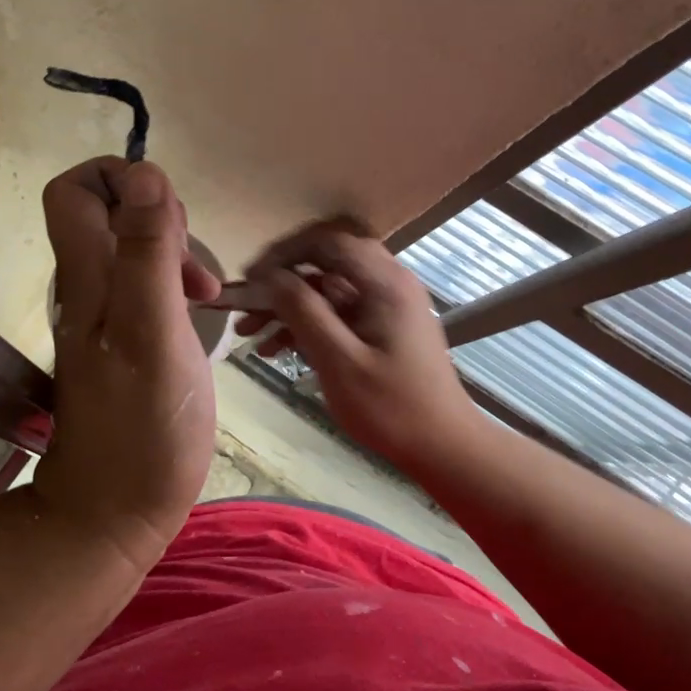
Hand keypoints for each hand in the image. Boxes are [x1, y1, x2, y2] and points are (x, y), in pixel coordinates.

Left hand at [31, 158, 220, 566]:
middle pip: (106, 213)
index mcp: (87, 276)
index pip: (72, 191)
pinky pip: (143, 284)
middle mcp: (87, 287)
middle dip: (157, 218)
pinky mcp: (123, 341)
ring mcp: (103, 315)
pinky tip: (197, 312)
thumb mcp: (153, 331)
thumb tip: (143, 171)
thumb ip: (147, 253)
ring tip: (203, 295)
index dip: (116, 179)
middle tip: (190, 266)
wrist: (117, 509)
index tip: (165, 214)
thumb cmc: (142, 426)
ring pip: (130, 248)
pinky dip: (173, 284)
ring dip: (172, 254)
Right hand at [235, 219, 477, 462]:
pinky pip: (336, 310)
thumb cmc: (392, 408)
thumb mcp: (339, 361)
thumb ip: (303, 311)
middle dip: (280, 279)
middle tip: (246, 301)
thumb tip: (268, 276)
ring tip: (247, 332)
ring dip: (287, 304)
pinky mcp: (382, 326)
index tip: (248, 279)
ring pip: (326, 287)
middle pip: (324, 260)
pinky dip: (305, 323)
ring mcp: (386, 304)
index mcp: (384, 283)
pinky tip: (274, 349)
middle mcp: (388, 282)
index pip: (325, 242)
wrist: (444, 448)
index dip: (282, 255)